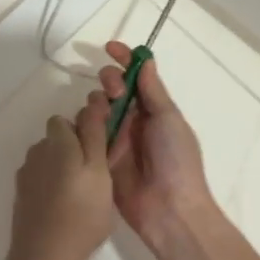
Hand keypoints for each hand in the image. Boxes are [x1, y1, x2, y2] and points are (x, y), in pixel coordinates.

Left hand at [4, 93, 115, 259]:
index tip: (95, 153)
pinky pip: (39, 181)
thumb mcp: (100, 172)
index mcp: (56, 140)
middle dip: (71, 152)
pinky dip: (49, 189)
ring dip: (59, 171)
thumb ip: (94, 135)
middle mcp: (36, 150)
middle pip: (55, 140)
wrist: (45, 253)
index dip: (80, 132)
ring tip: (77, 198)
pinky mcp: (21, 195)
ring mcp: (25, 173)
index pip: (63, 121)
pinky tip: (61, 209)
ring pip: (46, 161)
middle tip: (91, 179)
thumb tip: (92, 101)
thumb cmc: (81, 211)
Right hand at [100, 40, 210, 255]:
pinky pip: (85, 131)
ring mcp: (115, 137)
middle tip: (115, 93)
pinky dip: (83, 123)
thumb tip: (145, 58)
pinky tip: (85, 126)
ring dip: (96, 101)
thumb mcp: (169, 120)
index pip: (136, 77)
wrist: (169, 211)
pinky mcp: (100, 155)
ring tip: (102, 114)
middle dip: (109, 79)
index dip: (123, 59)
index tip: (109, 47)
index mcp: (153, 110)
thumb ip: (153, 90)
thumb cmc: (176, 161)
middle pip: (112, 86)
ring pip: (95, 105)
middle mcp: (133, 120)